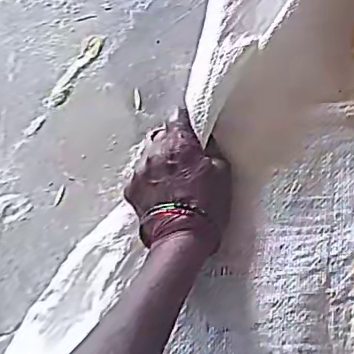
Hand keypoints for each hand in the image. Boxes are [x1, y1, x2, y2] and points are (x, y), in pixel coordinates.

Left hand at [125, 107, 231, 256]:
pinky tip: (162, 189)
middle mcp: (155, 152)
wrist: (181, 237)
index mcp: (179, 142)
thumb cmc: (207, 204)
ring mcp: (139, 171)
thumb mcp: (222, 170)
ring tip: (173, 174)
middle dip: (171, 140)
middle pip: (160, 134)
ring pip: (148, 154)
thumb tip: (206, 143)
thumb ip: (211, 150)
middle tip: (185, 152)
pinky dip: (150, 178)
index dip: (186, 119)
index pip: (178, 116)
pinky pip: (140, 175)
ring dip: (159, 159)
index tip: (192, 125)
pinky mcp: (131, 190)